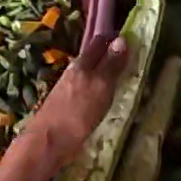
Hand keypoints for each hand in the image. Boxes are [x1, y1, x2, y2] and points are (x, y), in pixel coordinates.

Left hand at [17, 33, 128, 168]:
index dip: (113, 38)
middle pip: (93, 58)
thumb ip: (111, 65)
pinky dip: (97, 90)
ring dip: (103, 73)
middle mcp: (74, 73)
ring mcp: (69, 90)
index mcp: (81, 64)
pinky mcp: (68, 107)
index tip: (131, 38)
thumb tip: (121, 39)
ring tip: (122, 77)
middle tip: (131, 57)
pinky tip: (104, 98)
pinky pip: (87, 91)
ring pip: (90, 74)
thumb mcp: (100, 86)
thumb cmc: (77, 112)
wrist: (49, 142)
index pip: (99, 42)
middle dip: (109, 54)